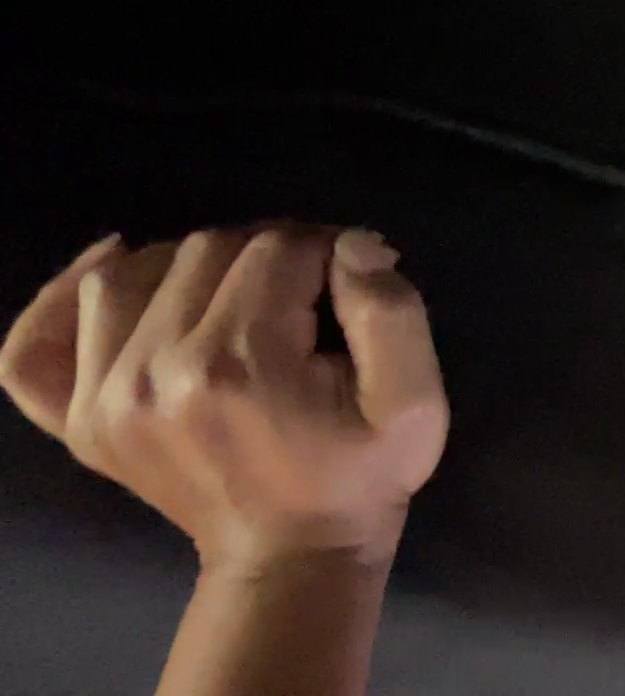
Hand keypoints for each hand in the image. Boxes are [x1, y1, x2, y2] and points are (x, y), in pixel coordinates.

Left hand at [0, 226, 447, 575]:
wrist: (296, 550)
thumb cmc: (368, 468)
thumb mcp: (415, 396)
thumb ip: (391, 311)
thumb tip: (353, 244)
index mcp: (242, 363)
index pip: (279, 248)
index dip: (334, 244)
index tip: (366, 274)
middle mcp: (153, 372)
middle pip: (208, 250)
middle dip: (276, 247)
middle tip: (322, 281)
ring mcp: (101, 399)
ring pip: (131, 275)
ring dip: (200, 261)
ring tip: (252, 287)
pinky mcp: (78, 420)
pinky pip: (37, 342)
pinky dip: (68, 294)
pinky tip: (120, 265)